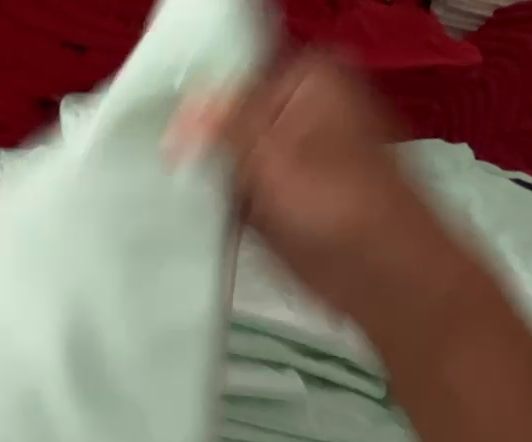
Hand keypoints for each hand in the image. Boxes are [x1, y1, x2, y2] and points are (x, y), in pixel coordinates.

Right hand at [170, 54, 490, 339]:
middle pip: (220, 122)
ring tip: (166, 193)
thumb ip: (226, 126)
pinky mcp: (268, 204)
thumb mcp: (277, 155)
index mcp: (307, 84)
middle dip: (190, 145)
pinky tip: (182, 217)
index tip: (157, 131)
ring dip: (195, 180)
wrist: (376, 271)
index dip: (190, 103)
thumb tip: (181, 108)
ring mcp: (279, 162)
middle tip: (155, 165)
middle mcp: (293, 117)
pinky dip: (206, 207)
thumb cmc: (343, 209)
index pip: (229, 78)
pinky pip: (224, 197)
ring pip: (219, 162)